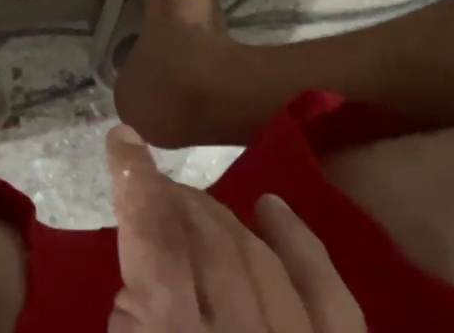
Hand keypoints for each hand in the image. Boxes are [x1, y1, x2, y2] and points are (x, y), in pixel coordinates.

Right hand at [108, 126, 365, 332]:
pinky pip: (330, 295)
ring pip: (260, 257)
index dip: (137, 184)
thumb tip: (136, 277)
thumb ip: (129, 321)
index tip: (123, 139)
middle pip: (211, 242)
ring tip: (192, 199)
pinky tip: (272, 206)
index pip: (157, 245)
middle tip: (149, 181)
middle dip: (174, 197)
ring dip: (220, 215)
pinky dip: (300, 244)